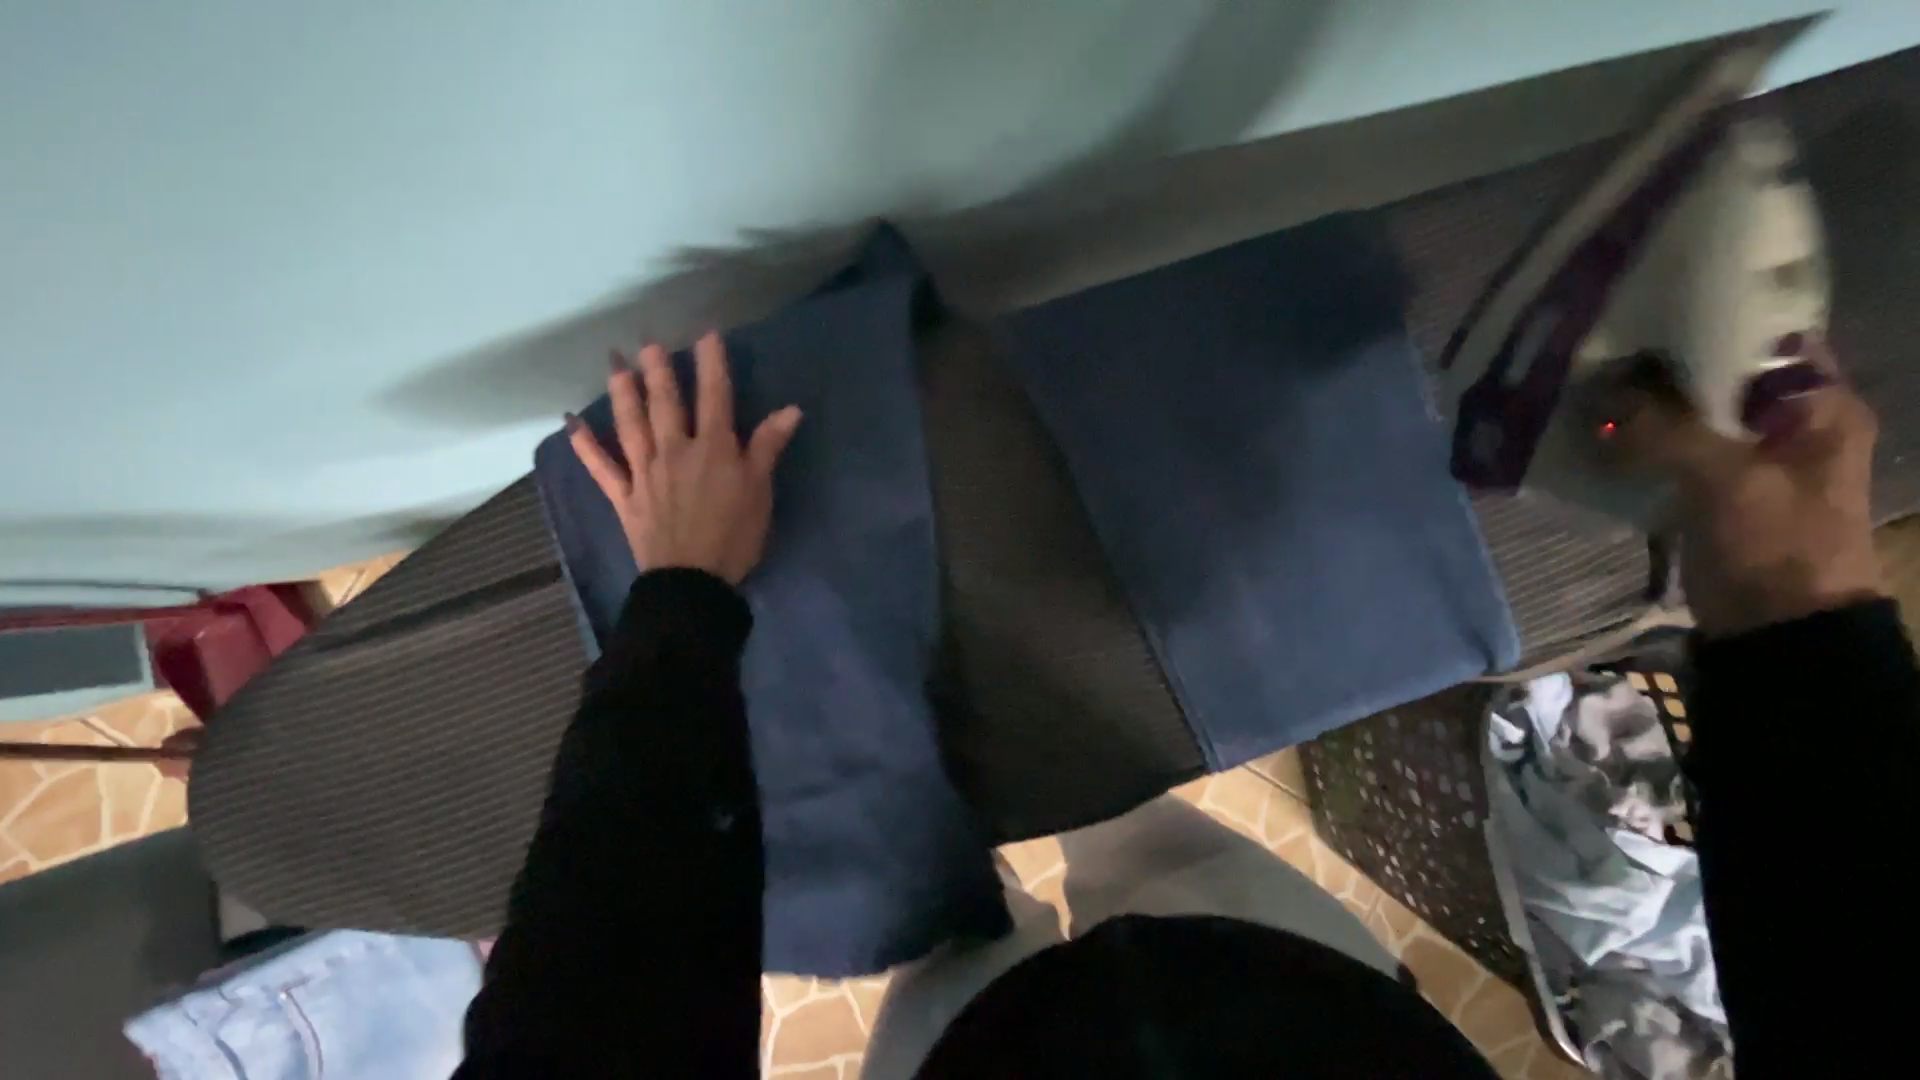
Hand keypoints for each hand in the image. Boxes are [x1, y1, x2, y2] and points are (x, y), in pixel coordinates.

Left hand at [569, 333, 801, 585]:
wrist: (693, 581)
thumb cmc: (735, 537)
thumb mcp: (761, 492)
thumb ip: (768, 447)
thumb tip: (790, 410)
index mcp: (713, 449)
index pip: (714, 398)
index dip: (711, 365)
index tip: (706, 335)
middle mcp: (675, 451)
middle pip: (666, 404)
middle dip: (659, 371)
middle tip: (649, 343)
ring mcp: (644, 473)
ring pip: (630, 425)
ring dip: (623, 394)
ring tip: (615, 366)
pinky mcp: (625, 497)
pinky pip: (602, 468)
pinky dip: (585, 446)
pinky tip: (572, 424)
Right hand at [1595, 341, 1882, 637]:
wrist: (1776, 628)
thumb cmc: (1776, 545)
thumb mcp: (1729, 480)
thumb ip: (1668, 431)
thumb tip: (1601, 394)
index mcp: (1818, 408)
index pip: (1768, 341)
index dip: (1713, 323)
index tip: (1649, 312)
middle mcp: (1783, 423)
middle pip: (1716, 378)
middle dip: (1659, 368)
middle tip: (1599, 352)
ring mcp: (1740, 458)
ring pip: (1684, 414)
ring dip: (1639, 406)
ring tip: (1584, 389)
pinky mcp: (1704, 488)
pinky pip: (1664, 450)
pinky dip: (1632, 441)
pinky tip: (1592, 432)